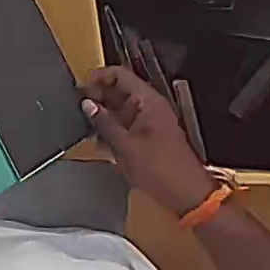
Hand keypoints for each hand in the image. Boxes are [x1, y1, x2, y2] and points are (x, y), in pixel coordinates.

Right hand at [80, 66, 216, 215]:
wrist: (188, 196)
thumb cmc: (161, 169)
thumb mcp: (125, 145)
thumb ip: (103, 122)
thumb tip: (87, 104)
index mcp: (148, 101)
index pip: (119, 74)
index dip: (98, 77)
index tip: (82, 89)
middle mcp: (150, 106)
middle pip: (119, 90)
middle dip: (98, 98)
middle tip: (81, 108)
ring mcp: (150, 121)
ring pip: (120, 108)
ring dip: (103, 115)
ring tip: (87, 126)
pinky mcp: (149, 135)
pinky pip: (126, 123)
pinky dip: (112, 128)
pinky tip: (100, 141)